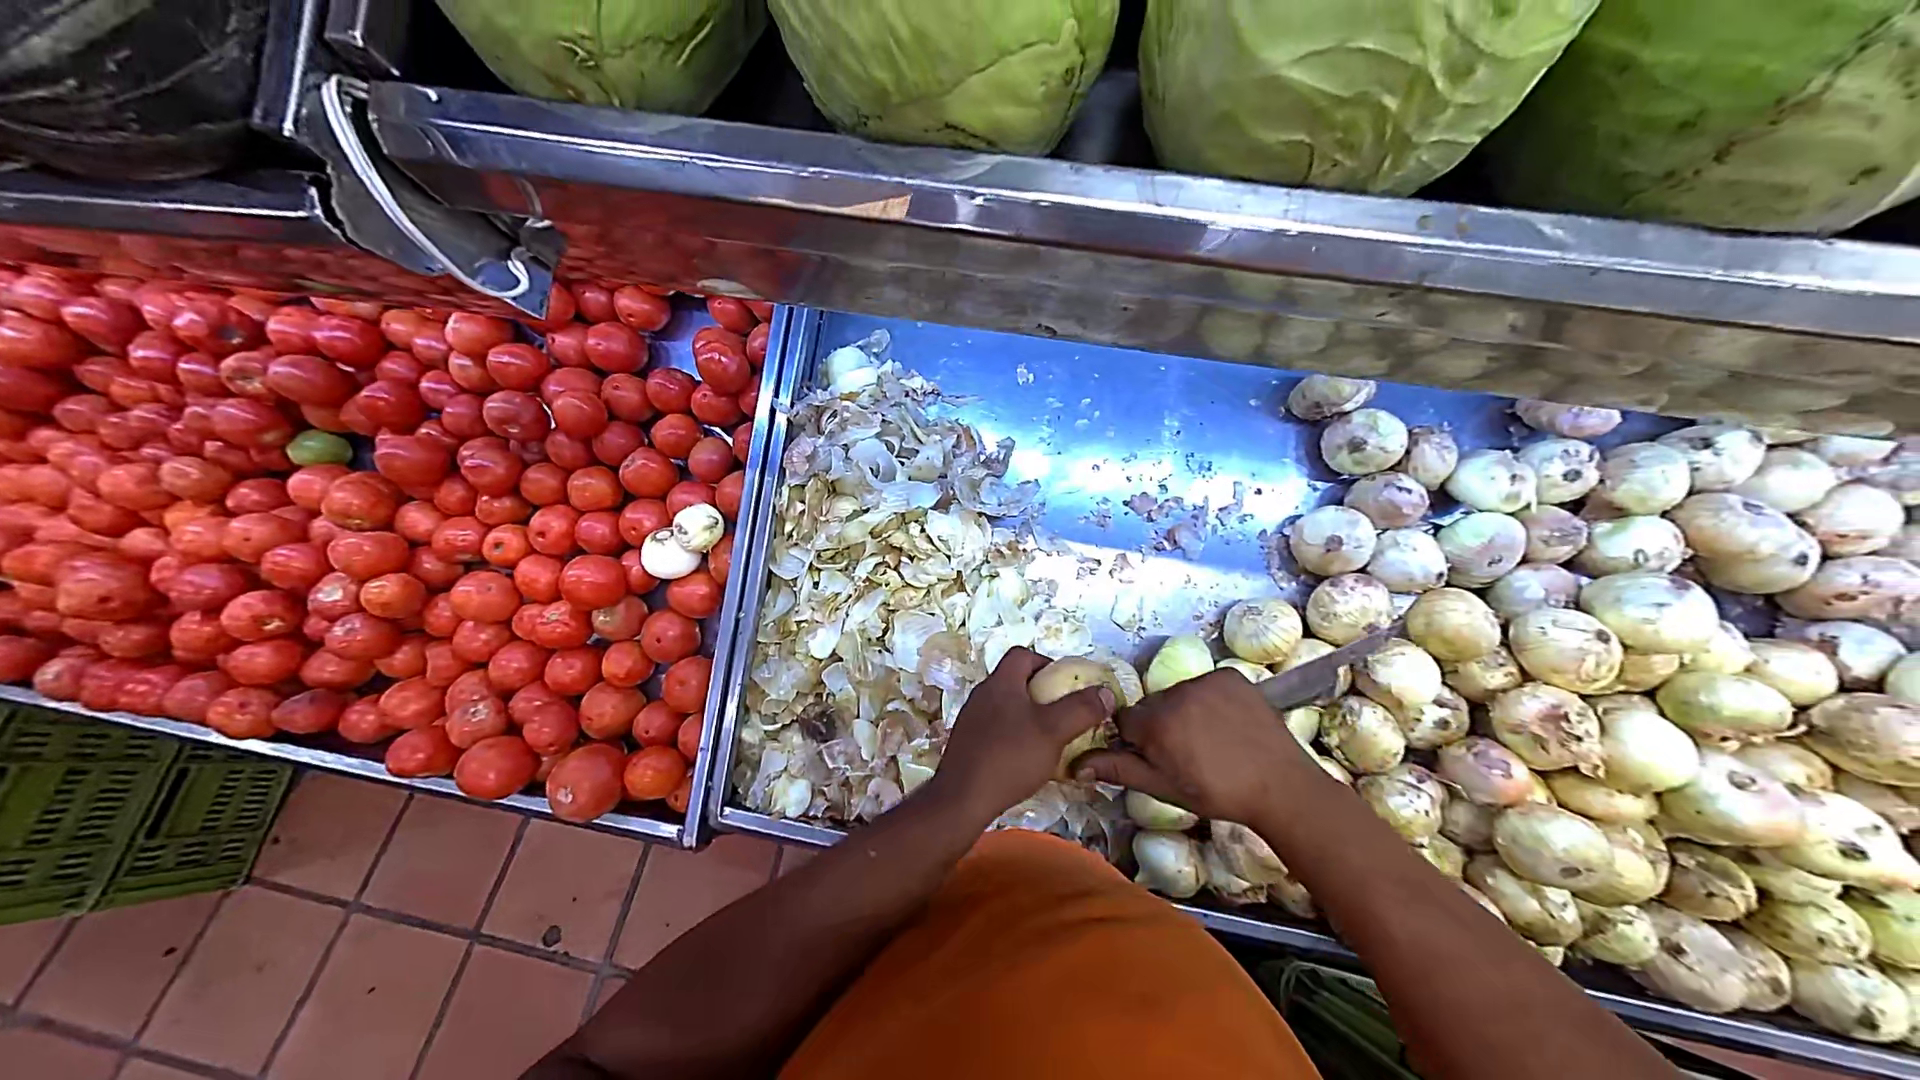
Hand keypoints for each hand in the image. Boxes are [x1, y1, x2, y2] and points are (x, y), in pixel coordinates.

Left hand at [929, 647, 1113, 821]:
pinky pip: (996, 728)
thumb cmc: (1010, 757)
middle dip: (1042, 693)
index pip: (1023, 655)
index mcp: (1001, 682)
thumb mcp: (1054, 731)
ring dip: (1029, 716)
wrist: (963, 799)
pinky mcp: (968, 742)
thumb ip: (1081, 709)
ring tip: (1049, 738)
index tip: (1066, 685)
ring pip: (1006, 706)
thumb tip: (1105, 692)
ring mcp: (972, 718)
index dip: (1047, 663)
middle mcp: (982, 694)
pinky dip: (1014, 735)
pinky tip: (1026, 759)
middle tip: (1063, 714)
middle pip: (1015, 680)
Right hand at [1070, 669, 1316, 825]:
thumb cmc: (1217, 793)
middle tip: (1186, 751)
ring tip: (1210, 739)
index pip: (1126, 720)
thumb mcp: (1163, 787)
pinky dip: (1210, 699)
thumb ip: (1119, 769)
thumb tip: (1077, 763)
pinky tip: (1226, 722)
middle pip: (1152, 704)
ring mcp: (1206, 681)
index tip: (1157, 756)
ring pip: (1178, 693)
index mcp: (1156, 722)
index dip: (1138, 740)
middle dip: (1160, 724)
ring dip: (1184, 710)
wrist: (1281, 786)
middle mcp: (1176, 693)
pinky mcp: (1230, 676)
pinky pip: (1206, 683)